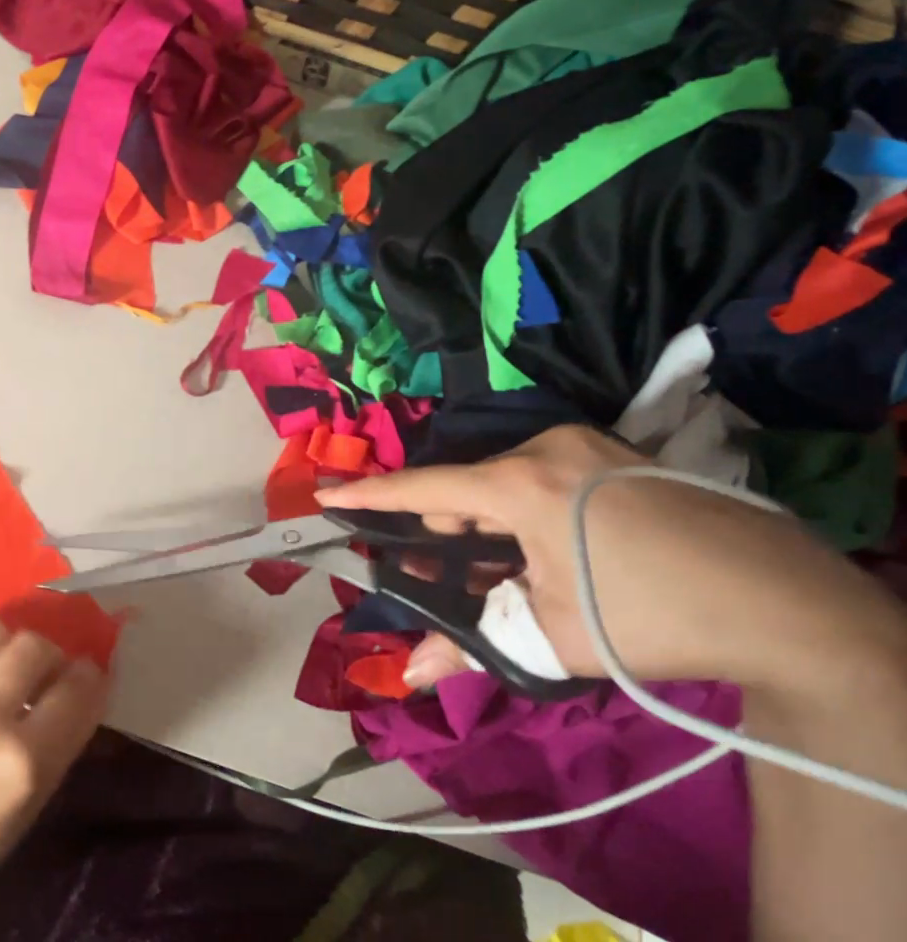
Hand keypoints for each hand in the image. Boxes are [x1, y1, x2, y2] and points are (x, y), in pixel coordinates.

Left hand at [0, 617, 110, 922]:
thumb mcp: (40, 793)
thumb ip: (65, 734)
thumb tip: (86, 678)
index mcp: (24, 760)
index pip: (73, 691)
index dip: (89, 674)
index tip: (88, 670)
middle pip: (31, 647)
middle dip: (49, 652)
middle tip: (45, 668)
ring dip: (6, 643)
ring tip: (3, 662)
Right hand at [314, 425, 896, 693]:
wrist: (792, 609)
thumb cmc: (650, 619)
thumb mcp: (549, 639)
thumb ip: (469, 646)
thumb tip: (410, 672)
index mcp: (519, 483)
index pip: (420, 487)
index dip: (367, 496)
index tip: (325, 495)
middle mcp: (548, 448)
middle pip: (466, 483)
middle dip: (449, 525)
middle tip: (455, 573)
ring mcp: (592, 445)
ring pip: (508, 477)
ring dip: (492, 518)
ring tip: (514, 569)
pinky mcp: (626, 455)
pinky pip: (548, 473)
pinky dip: (531, 506)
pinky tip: (558, 550)